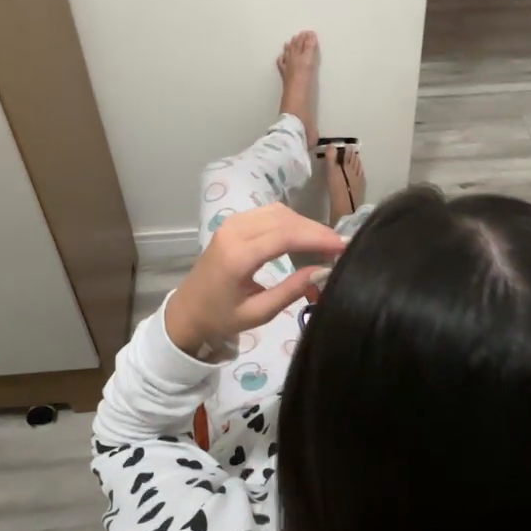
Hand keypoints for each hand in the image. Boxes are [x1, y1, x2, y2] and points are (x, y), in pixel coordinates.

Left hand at [165, 204, 346, 353]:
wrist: (187, 312)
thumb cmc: (220, 318)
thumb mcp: (258, 313)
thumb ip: (291, 290)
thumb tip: (324, 271)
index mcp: (237, 256)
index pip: (285, 236)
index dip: (317, 238)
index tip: (343, 246)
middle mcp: (234, 232)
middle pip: (285, 219)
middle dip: (316, 230)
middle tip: (340, 246)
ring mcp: (232, 223)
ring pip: (279, 212)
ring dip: (305, 225)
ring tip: (326, 244)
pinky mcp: (234, 223)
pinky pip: (269, 214)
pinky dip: (292, 222)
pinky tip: (305, 238)